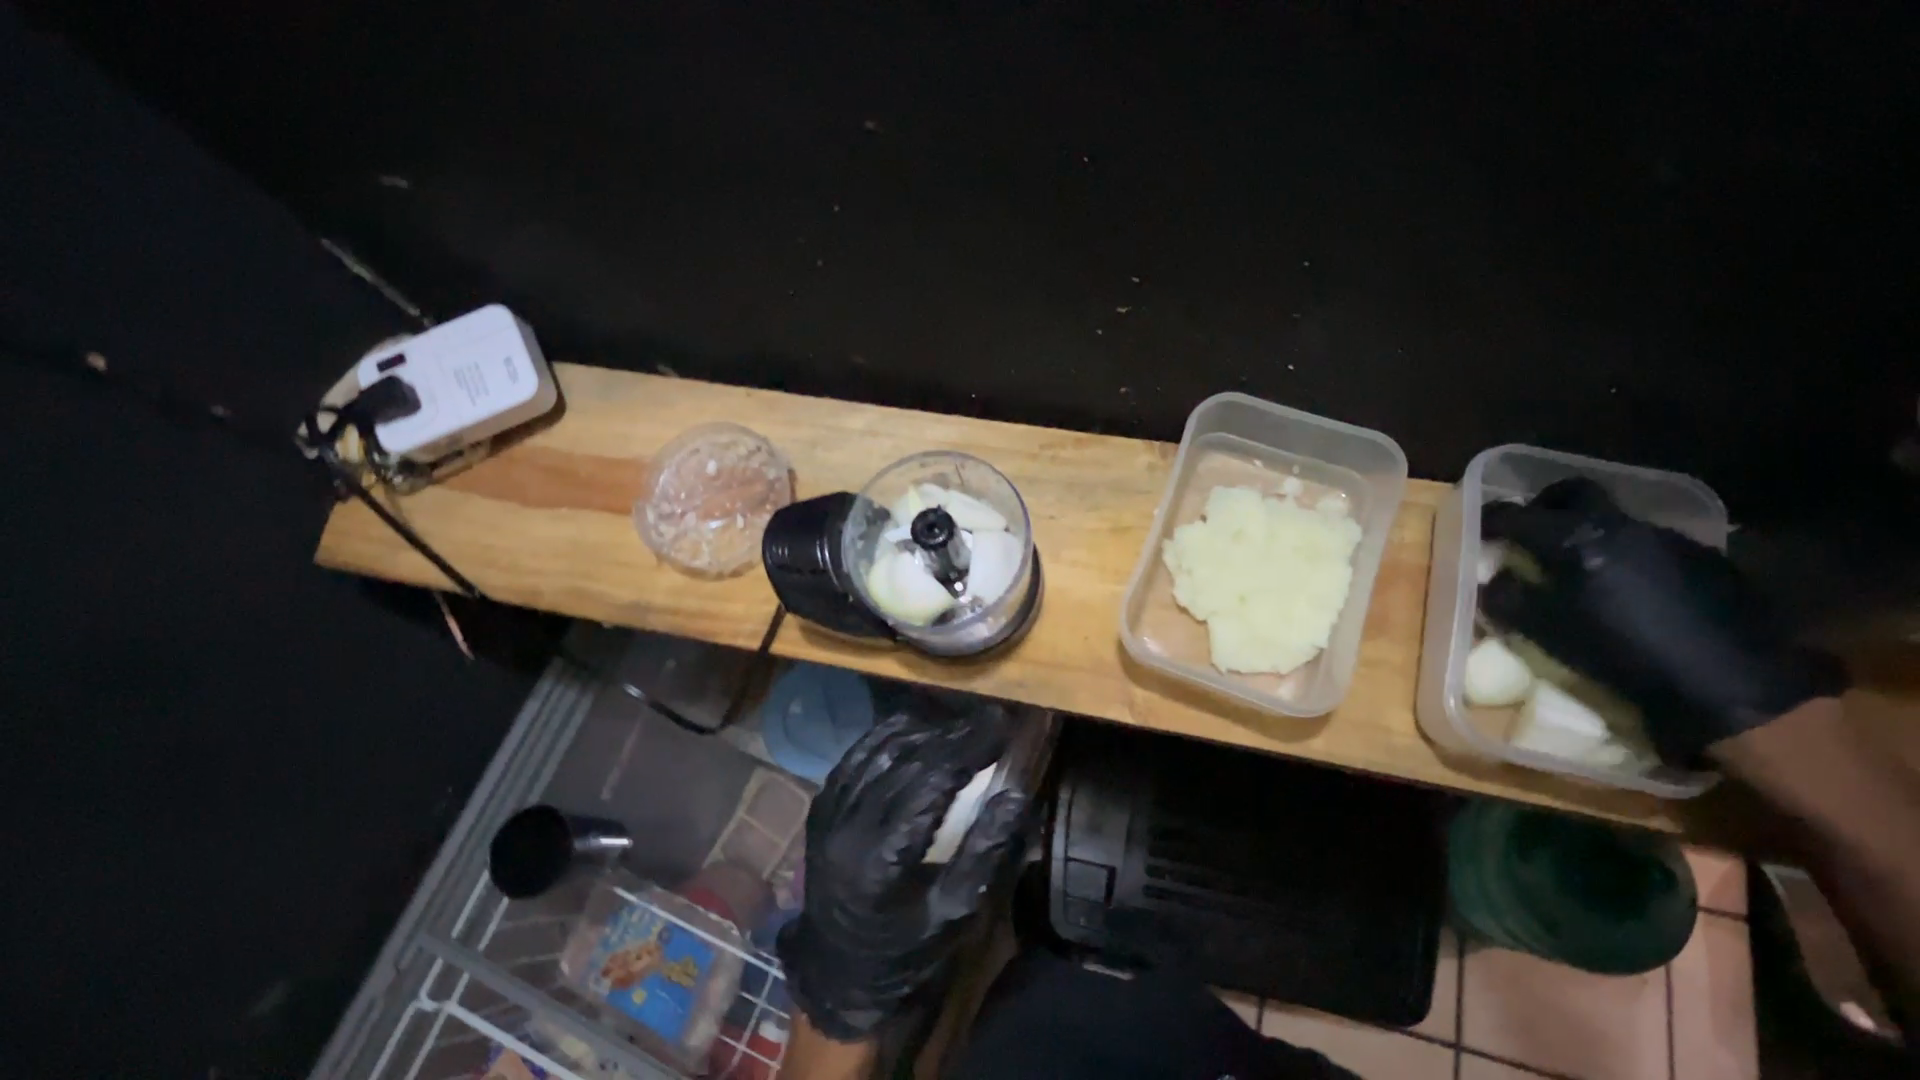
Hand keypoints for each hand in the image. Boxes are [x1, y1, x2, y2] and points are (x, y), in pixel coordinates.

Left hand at [777, 706, 1030, 1041]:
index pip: (931, 782)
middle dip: (955, 736)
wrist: (838, 969)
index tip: (1004, 727)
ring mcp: (829, 812)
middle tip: (993, 720)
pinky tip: (919, 730)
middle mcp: (847, 826)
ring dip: (926, 732)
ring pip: (881, 751)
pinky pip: (857, 756)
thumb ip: (986, 851)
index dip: (969, 748)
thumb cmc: (907, 948)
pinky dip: (889, 737)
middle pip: (908, 761)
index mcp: (880, 858)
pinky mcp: (821, 805)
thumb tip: (1017, 793)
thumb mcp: (955, 911)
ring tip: (964, 727)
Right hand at [1480, 477, 1846, 764]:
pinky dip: (1626, 555)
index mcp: (1577, 541)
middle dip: (1545, 505)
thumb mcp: (1549, 636)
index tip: (1478, 530)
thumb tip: (1492, 580)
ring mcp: (1668, 539)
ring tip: (1581, 567)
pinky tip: (1629, 589)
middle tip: (1531, 529)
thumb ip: (1511, 601)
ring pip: (1614, 518)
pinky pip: (1649, 543)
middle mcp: (1622, 527)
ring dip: (1589, 533)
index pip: (1518, 515)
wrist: (1732, 686)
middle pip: (1575, 493)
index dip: (1491, 519)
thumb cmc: (1624, 659)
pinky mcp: (1704, 558)